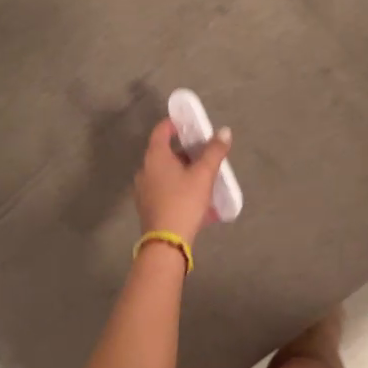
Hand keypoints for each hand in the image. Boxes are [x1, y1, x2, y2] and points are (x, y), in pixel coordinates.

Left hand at [133, 118, 231, 242]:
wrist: (166, 243)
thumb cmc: (184, 201)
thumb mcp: (203, 175)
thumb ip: (214, 152)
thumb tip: (224, 131)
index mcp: (155, 157)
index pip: (161, 131)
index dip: (174, 124)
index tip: (188, 124)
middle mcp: (145, 170)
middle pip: (163, 153)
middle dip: (183, 151)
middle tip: (203, 153)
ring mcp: (143, 190)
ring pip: (164, 173)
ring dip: (181, 171)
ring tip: (202, 177)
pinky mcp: (147, 207)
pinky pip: (163, 189)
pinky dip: (177, 187)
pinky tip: (194, 198)